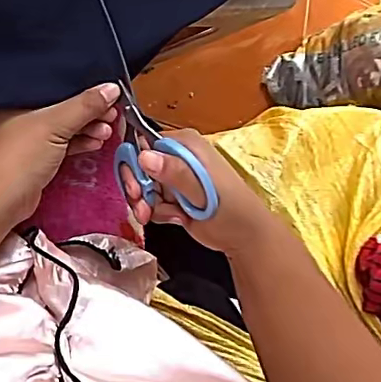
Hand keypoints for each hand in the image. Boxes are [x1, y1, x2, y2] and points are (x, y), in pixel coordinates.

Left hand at [0, 83, 121, 221]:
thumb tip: (110, 89)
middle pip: (64, 107)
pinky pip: (64, 144)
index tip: (107, 94)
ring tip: (107, 129)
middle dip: (90, 111)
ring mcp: (31, 139)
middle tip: (111, 113)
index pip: (57, 88)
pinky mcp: (39, 158)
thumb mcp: (55, 124)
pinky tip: (96, 142)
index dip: (83, 89)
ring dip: (88, 128)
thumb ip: (84, 105)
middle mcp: (22, 117)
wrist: (3, 201)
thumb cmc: (19, 159)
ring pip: (66, 127)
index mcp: (18, 101)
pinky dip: (81, 142)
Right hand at [118, 127, 280, 256]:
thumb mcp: (203, 191)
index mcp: (186, 145)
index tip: (136, 188)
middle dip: (137, 188)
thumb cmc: (231, 210)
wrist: (245, 237)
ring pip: (144, 185)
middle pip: (140, 165)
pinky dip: (156, 212)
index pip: (144, 144)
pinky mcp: (175, 195)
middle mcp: (179, 156)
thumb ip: (175, 173)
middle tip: (142, 207)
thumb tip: (145, 156)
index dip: (135, 165)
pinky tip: (173, 218)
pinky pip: (153, 200)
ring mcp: (177, 176)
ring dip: (145, 203)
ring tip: (153, 216)